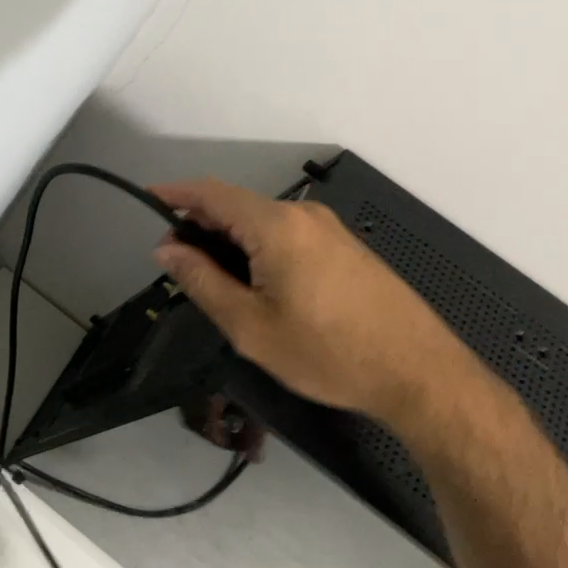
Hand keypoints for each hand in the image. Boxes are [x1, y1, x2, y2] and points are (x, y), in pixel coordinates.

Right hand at [150, 179, 482, 427]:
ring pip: (262, 223)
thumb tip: (166, 250)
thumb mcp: (250, 326)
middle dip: (199, 226)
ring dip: (229, 241)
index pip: (212, 193)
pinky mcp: (346, 249)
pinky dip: (257, 249)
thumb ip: (202, 281)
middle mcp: (303, 216)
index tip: (147, 201)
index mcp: (276, 226)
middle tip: (176, 265)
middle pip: (236, 206)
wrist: (420, 374)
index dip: (175, 194)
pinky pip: (287, 235)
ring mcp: (329, 230)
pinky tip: (255, 285)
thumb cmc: (327, 353)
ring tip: (212, 282)